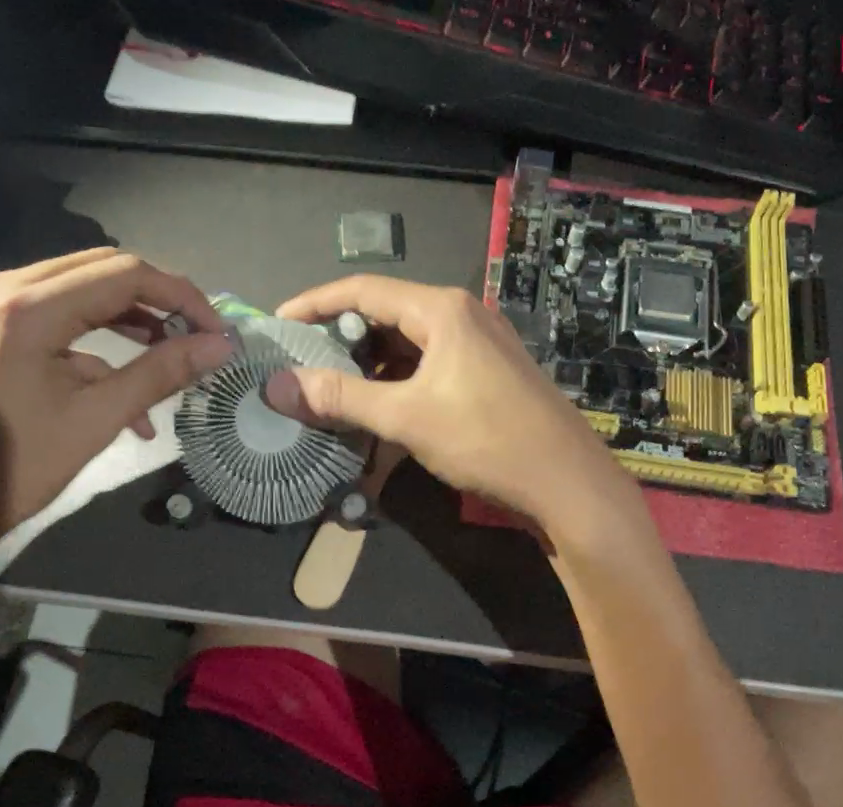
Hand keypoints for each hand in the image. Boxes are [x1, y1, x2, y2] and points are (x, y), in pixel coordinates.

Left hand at [0, 249, 230, 579]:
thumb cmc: (18, 468)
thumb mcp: (97, 420)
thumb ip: (161, 374)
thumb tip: (220, 347)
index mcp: (27, 308)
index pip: (123, 274)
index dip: (180, 296)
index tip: (216, 331)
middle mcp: (2, 288)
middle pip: (100, 269)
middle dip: (158, 300)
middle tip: (199, 337)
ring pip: (78, 288)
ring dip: (129, 317)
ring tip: (171, 354)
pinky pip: (53, 315)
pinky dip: (94, 341)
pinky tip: (124, 385)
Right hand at [268, 275, 634, 534]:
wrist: (564, 480)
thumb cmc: (486, 439)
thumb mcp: (406, 418)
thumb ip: (340, 399)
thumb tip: (278, 386)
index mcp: (441, 310)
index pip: (363, 290)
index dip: (314, 303)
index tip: (277, 323)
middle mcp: (461, 316)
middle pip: (386, 315)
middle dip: (340, 340)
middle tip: (301, 366)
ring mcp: (479, 345)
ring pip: (408, 346)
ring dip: (369, 368)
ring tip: (331, 394)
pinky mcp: (488, 374)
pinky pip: (430, 368)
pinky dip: (399, 386)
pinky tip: (378, 413)